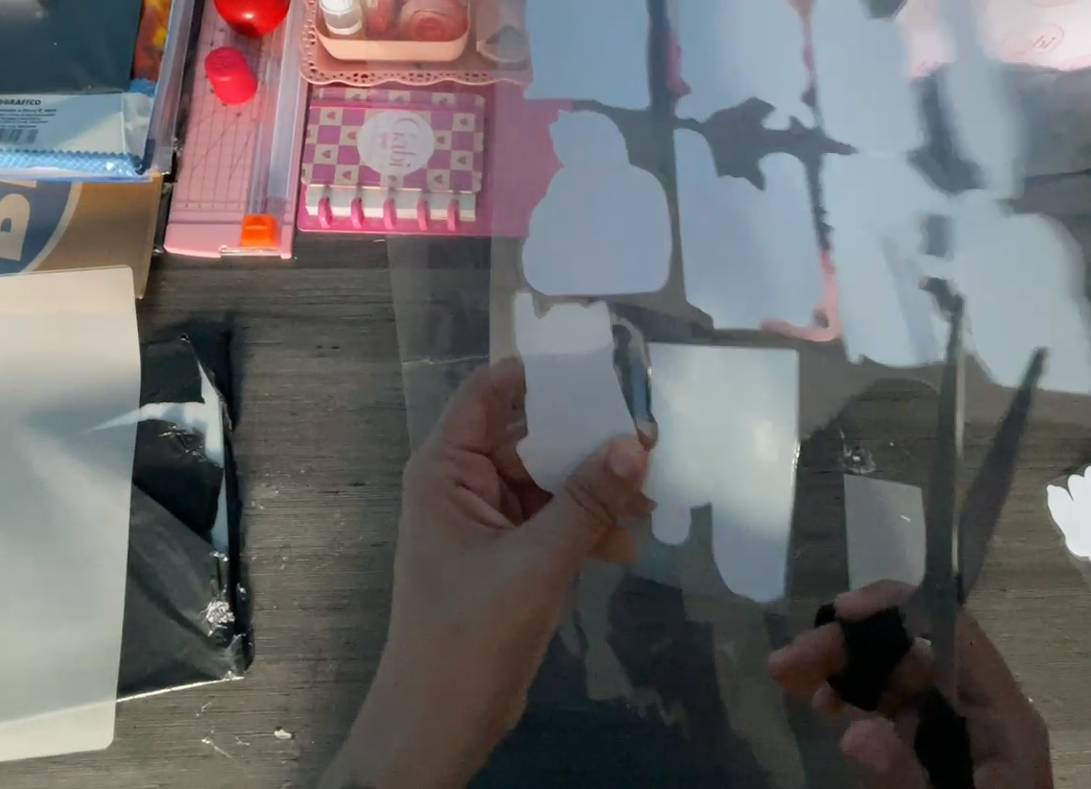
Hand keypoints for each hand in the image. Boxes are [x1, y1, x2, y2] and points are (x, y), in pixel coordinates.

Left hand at [322, 360, 650, 788]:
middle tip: (646, 440)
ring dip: (594, 489)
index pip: (487, 393)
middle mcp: (465, 480)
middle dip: (585, 440)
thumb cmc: (470, 632)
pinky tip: (626, 547)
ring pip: (548, 479)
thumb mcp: (535, 562)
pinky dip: (586, 527)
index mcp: (447, 466)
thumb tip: (636, 442)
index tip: (595, 369)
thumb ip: (586, 501)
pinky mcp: (510, 550)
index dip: (537, 375)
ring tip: (649, 499)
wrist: (441, 722)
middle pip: (529, 436)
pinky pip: (552, 518)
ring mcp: (488, 517)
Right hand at [767, 581, 1052, 788]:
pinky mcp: (926, 739)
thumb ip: (905, 781)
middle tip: (786, 662)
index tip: (840, 612)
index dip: (895, 608)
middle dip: (842, 643)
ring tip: (785, 674)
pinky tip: (821, 703)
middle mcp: (974, 704)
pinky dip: (846, 690)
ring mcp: (949, 720)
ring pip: (886, 666)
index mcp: (1000, 716)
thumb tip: (854, 736)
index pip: (951, 631)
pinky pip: (883, 696)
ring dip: (834, 662)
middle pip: (904, 645)